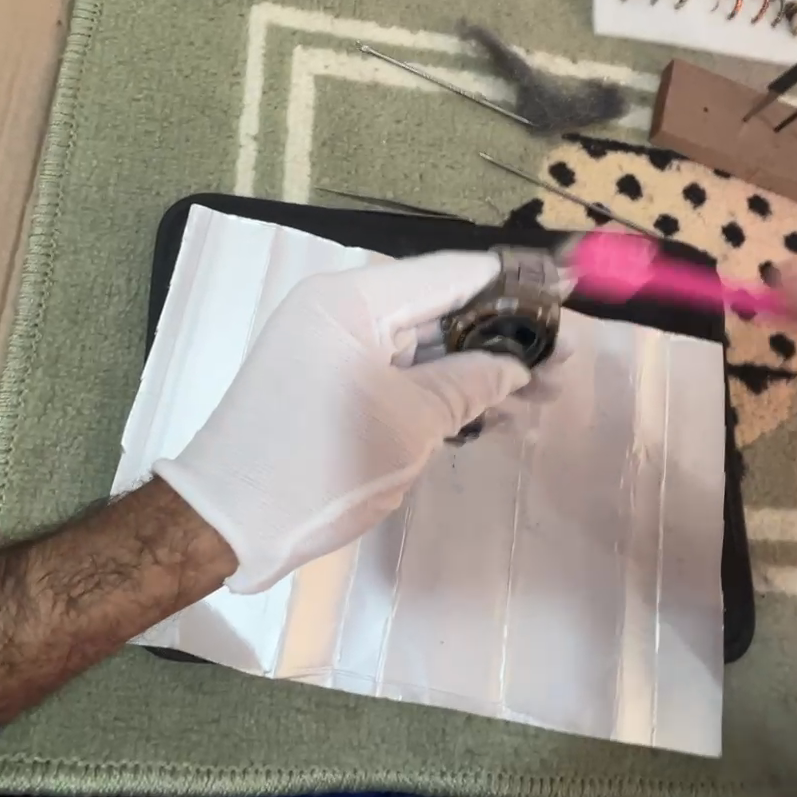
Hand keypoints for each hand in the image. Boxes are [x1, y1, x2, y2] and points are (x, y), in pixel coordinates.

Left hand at [156, 252, 532, 593]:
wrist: (229, 523)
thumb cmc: (318, 463)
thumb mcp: (408, 423)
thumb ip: (469, 383)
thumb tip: (517, 364)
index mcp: (353, 300)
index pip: (450, 273)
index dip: (512, 282)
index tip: (567, 290)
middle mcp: (345, 314)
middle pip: (440, 311)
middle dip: (504, 340)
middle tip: (566, 366)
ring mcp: (339, 352)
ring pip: (425, 350)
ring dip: (481, 375)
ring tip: (545, 401)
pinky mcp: (337, 389)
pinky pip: (401, 379)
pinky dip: (443, 396)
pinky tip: (497, 417)